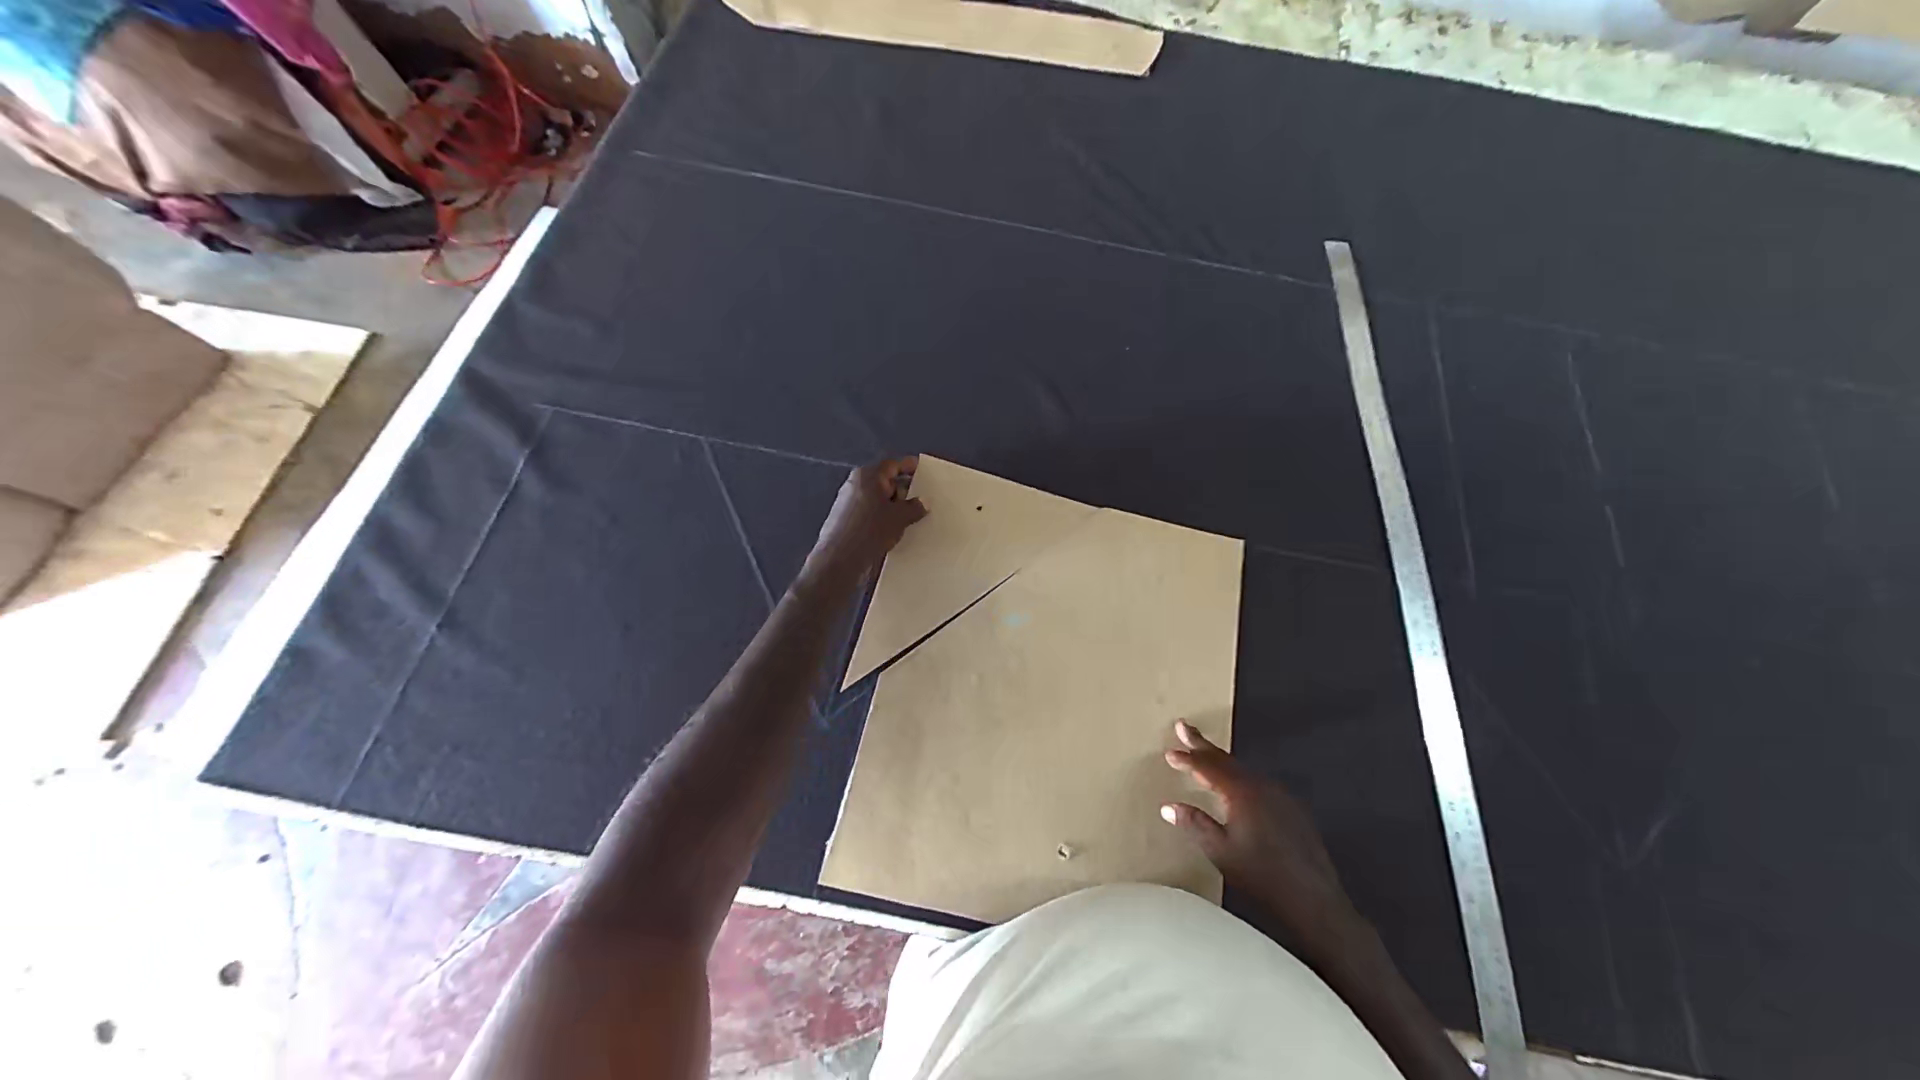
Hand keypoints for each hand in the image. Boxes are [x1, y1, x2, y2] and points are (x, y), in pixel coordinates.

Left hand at [799, 457, 927, 587]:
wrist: (840, 560)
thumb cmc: (871, 530)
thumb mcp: (899, 517)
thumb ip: (914, 507)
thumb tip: (923, 502)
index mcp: (868, 476)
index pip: (893, 465)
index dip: (909, 466)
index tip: (923, 470)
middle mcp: (855, 484)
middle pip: (884, 481)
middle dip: (903, 491)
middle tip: (921, 501)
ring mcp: (847, 502)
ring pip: (877, 499)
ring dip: (893, 507)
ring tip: (910, 520)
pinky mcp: (844, 519)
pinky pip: (869, 513)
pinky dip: (881, 517)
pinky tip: (892, 531)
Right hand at [1161, 720, 1359, 946]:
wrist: (1313, 899)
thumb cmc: (1261, 876)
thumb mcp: (1220, 851)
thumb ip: (1194, 824)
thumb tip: (1168, 807)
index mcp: (1242, 793)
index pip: (1207, 768)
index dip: (1187, 759)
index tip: (1169, 752)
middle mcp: (1262, 786)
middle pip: (1227, 761)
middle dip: (1203, 745)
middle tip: (1184, 728)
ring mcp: (1281, 796)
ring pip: (1244, 771)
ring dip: (1221, 761)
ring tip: (1205, 755)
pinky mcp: (1292, 809)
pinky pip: (1258, 782)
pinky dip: (1239, 776)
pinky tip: (1236, 786)